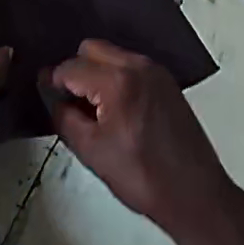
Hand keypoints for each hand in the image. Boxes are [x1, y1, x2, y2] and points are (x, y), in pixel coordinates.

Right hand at [46, 39, 237, 238]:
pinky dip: (116, 76)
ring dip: (97, 72)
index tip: (47, 96)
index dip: (53, 82)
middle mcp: (137, 65)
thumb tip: (51, 95)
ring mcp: (155, 70)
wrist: (196, 196)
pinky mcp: (167, 80)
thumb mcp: (91, 151)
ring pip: (112, 54)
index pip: (71, 67)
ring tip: (94, 107)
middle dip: (76, 70)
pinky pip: (130, 64)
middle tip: (72, 102)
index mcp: (117, 81)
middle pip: (91, 49)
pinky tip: (117, 108)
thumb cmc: (142, 177)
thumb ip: (63, 116)